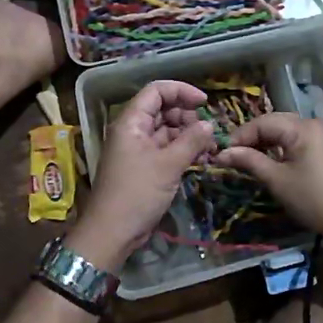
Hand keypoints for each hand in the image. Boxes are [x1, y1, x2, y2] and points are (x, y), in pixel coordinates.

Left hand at [80, 81, 218, 267]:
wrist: (112, 232)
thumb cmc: (136, 193)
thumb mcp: (168, 165)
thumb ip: (191, 141)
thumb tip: (209, 125)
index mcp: (131, 122)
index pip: (156, 91)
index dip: (181, 91)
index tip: (205, 102)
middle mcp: (133, 130)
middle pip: (163, 110)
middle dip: (188, 117)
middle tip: (209, 133)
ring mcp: (138, 149)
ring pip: (167, 131)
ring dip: (188, 136)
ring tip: (209, 149)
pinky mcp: (144, 167)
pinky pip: (166, 149)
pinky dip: (183, 151)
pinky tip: (201, 160)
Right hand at [214, 113, 322, 238]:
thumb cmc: (312, 199)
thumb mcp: (276, 180)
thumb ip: (249, 161)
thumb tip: (222, 153)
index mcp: (303, 127)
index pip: (263, 122)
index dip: (240, 136)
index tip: (223, 153)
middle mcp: (315, 123)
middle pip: (275, 122)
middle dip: (253, 137)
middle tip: (234, 154)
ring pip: (287, 130)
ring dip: (267, 141)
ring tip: (249, 158)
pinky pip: (299, 139)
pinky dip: (282, 147)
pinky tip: (271, 160)